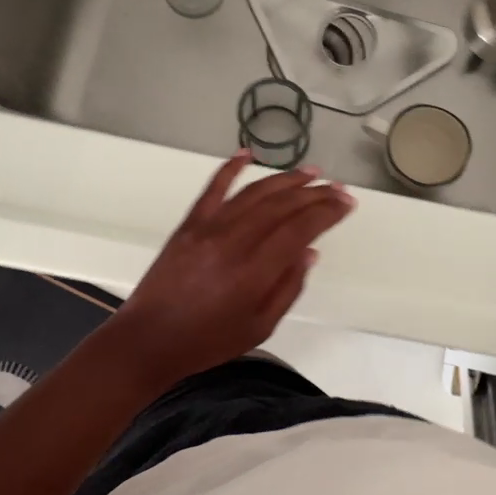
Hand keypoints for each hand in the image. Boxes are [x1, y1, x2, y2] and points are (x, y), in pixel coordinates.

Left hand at [102, 151, 355, 391]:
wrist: (149, 340)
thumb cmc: (208, 341)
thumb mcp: (260, 326)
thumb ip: (288, 288)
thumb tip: (309, 252)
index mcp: (255, 271)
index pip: (300, 229)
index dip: (327, 212)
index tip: (347, 203)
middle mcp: (235, 241)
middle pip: (282, 206)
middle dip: (315, 193)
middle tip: (338, 188)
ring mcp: (209, 228)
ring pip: (255, 192)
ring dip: (286, 179)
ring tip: (311, 172)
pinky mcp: (189, 224)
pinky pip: (213, 188)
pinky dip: (231, 168)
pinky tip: (248, 153)